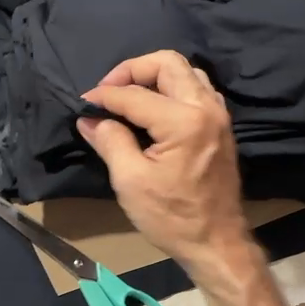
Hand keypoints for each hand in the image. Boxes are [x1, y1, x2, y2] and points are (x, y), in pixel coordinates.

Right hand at [77, 51, 254, 279]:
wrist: (215, 242)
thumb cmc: (171, 217)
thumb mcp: (131, 182)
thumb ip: (110, 141)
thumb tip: (90, 119)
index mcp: (183, 121)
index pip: (135, 95)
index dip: (104, 96)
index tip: (83, 103)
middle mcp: (205, 107)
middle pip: (168, 63)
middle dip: (132, 70)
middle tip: (108, 91)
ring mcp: (218, 115)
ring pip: (185, 72)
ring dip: (154, 77)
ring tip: (128, 98)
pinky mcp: (221, 126)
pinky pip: (196, 90)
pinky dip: (172, 89)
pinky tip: (153, 109)